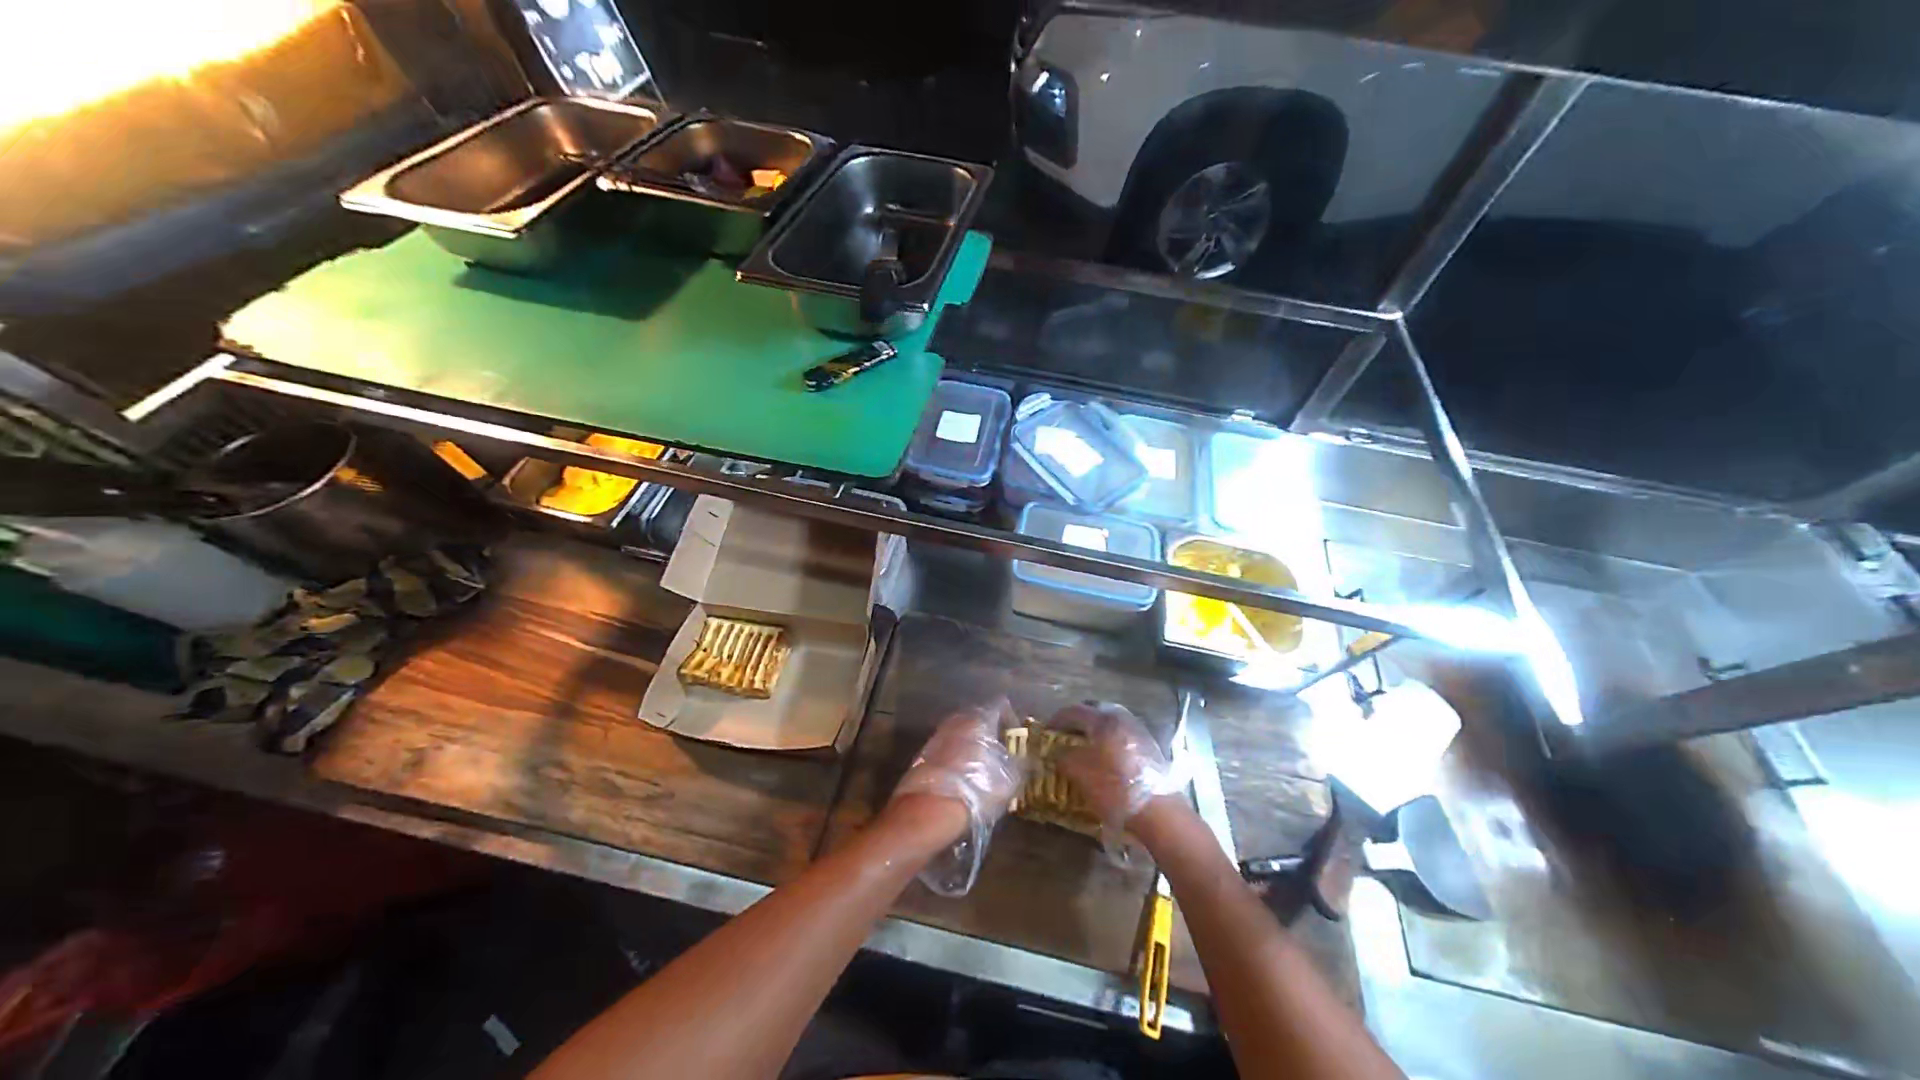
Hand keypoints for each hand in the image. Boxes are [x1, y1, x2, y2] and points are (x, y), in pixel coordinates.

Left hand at [890, 699, 1025, 895]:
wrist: (926, 815)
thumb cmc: (974, 793)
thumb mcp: (1007, 782)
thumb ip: (1018, 765)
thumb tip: (1026, 760)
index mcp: (977, 722)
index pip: (998, 707)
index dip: (1009, 717)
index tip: (1016, 733)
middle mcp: (955, 724)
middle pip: (975, 719)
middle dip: (988, 731)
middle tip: (1000, 748)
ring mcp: (936, 739)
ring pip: (959, 735)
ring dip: (970, 745)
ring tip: (982, 765)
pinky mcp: (922, 757)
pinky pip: (945, 750)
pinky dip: (955, 758)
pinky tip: (962, 776)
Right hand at [1053, 702, 1178, 832]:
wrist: (1159, 811)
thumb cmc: (1114, 787)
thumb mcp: (1079, 772)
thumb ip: (1063, 756)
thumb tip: (1056, 751)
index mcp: (1105, 720)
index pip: (1075, 710)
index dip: (1057, 719)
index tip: (1046, 731)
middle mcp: (1124, 720)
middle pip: (1096, 713)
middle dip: (1079, 722)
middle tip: (1065, 735)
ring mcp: (1140, 733)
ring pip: (1111, 726)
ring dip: (1095, 733)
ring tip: (1084, 748)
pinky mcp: (1150, 749)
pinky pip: (1123, 738)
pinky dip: (1109, 743)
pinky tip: (1105, 759)